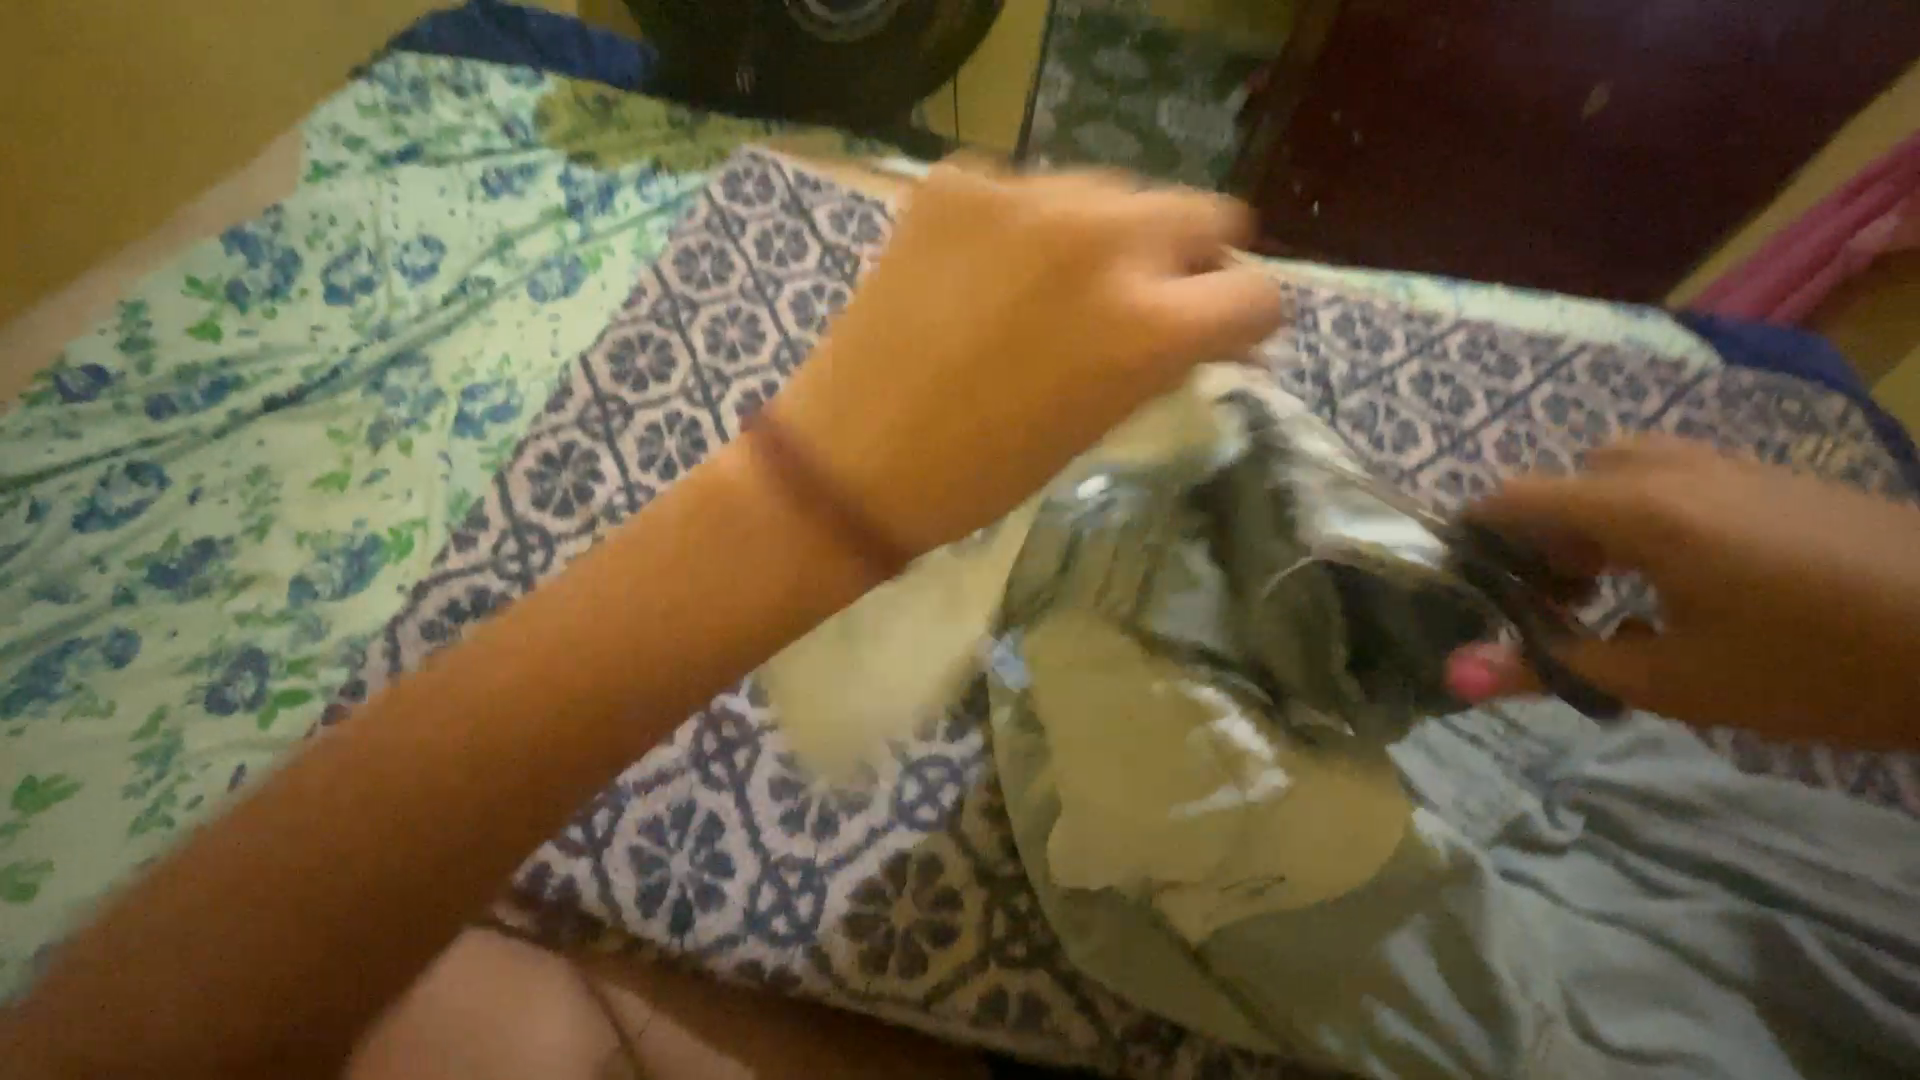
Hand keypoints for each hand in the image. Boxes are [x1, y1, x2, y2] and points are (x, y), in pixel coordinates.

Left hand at [769, 165, 1285, 555]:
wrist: (851, 463)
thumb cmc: (980, 474)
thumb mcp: (1097, 424)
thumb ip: (1156, 359)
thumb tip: (1196, 325)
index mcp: (1146, 326)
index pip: (1256, 294)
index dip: (1243, 322)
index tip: (1218, 336)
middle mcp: (1102, 239)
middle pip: (1200, 213)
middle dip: (1188, 261)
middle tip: (1144, 300)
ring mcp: (1024, 198)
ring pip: (1112, 192)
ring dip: (1106, 237)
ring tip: (1050, 292)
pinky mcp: (958, 183)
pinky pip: (1026, 191)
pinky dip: (1024, 229)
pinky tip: (984, 277)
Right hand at [1447, 436, 1919, 745]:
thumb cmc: (1820, 666)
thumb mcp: (1674, 682)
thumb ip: (1554, 668)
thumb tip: (1453, 674)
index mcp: (1639, 512)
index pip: (1518, 495)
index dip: (1477, 531)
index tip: (1469, 579)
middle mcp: (1675, 472)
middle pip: (1569, 477)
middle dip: (1543, 531)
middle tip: (1558, 595)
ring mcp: (1733, 467)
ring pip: (1626, 468)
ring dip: (1597, 515)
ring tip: (1620, 581)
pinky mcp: (1779, 478)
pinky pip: (1678, 474)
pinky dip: (1648, 509)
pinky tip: (1689, 574)